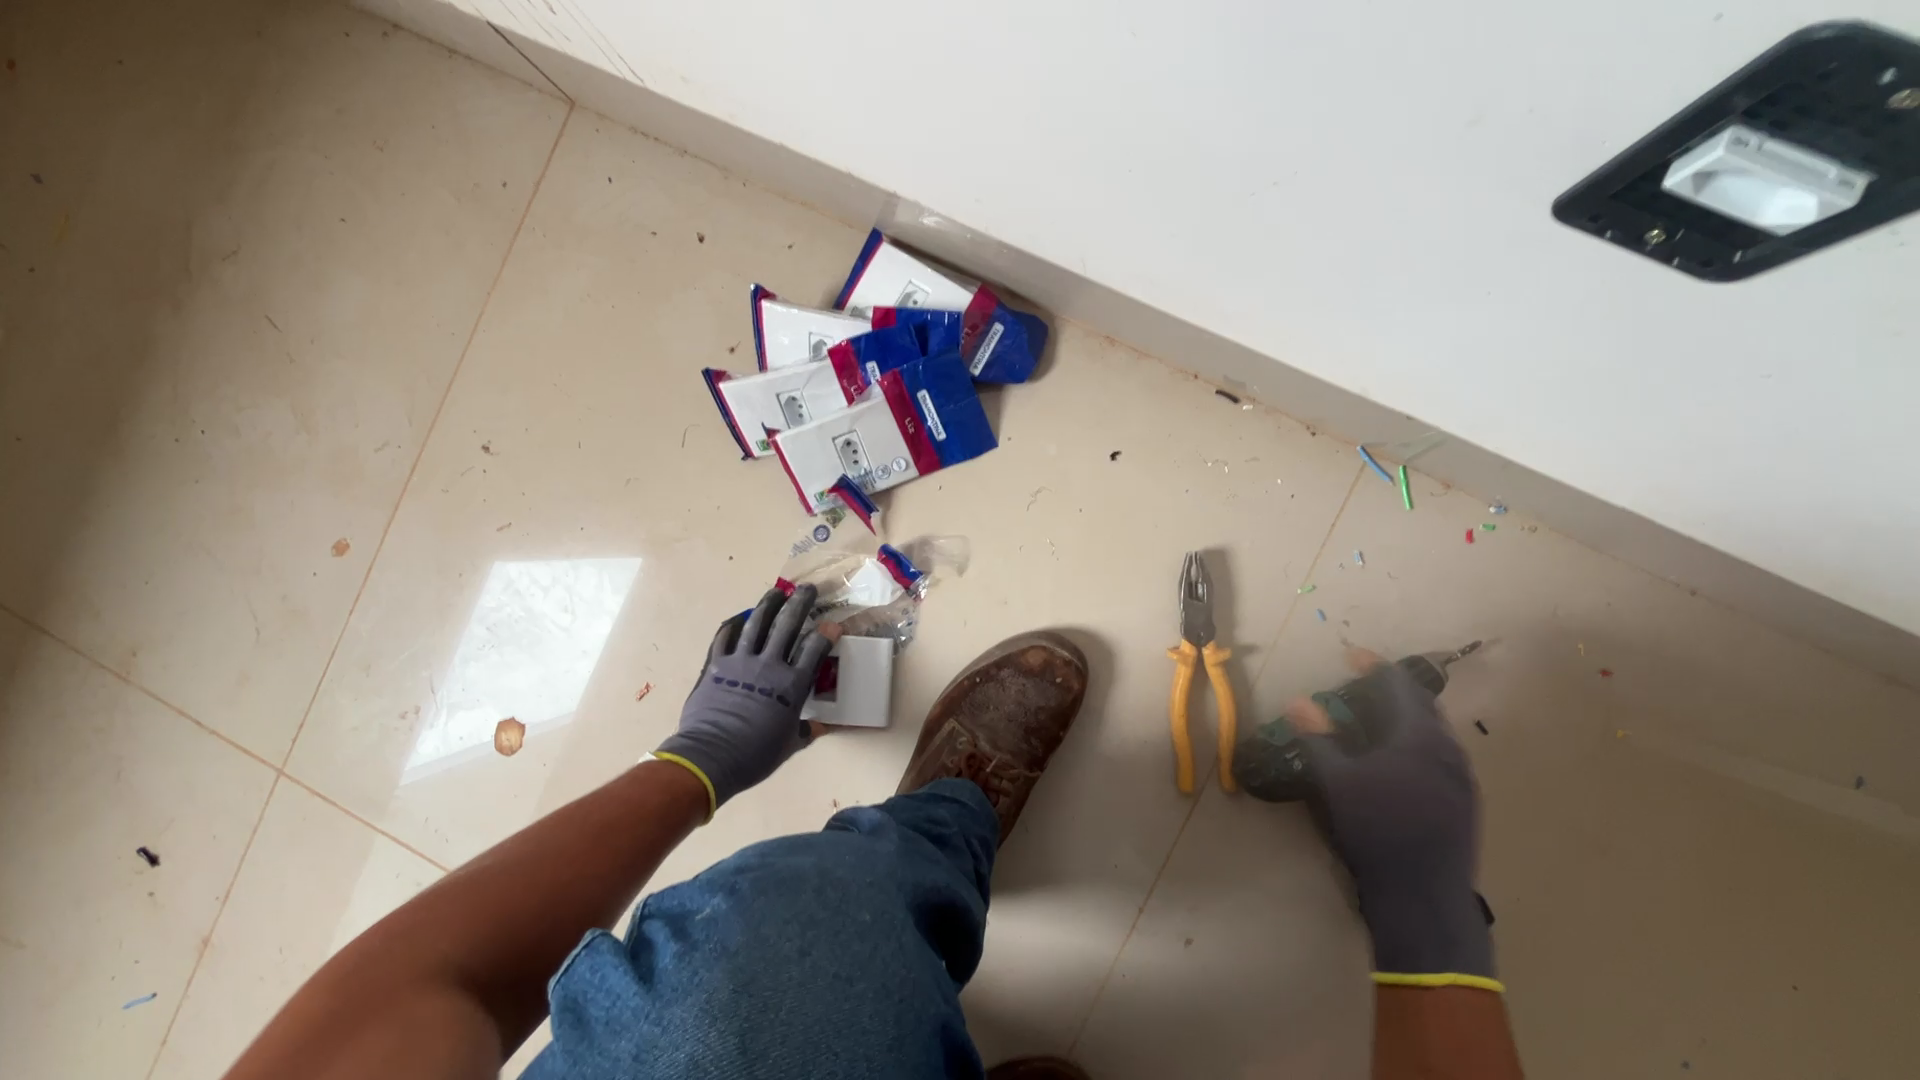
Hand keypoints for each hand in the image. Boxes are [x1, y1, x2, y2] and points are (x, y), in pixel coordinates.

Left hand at [654, 585, 837, 817]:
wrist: (710, 758)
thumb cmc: (754, 756)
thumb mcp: (788, 747)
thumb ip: (805, 731)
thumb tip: (818, 728)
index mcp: (792, 685)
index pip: (815, 649)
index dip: (826, 634)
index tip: (833, 625)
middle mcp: (770, 665)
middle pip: (788, 625)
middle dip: (800, 603)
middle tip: (808, 589)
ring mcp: (740, 661)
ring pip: (757, 623)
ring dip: (768, 604)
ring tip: (777, 592)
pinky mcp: (715, 664)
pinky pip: (724, 637)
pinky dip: (732, 625)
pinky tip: (738, 618)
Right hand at [1289, 647, 1495, 987]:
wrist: (1423, 895)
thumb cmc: (1375, 829)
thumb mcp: (1337, 781)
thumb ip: (1319, 738)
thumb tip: (1298, 701)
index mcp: (1420, 737)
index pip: (1400, 686)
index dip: (1374, 666)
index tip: (1352, 656)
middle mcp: (1449, 750)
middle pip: (1424, 707)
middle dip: (1393, 692)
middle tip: (1362, 688)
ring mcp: (1463, 779)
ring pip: (1435, 734)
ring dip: (1406, 720)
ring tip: (1377, 723)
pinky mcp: (1466, 803)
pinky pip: (1441, 757)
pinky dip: (1417, 746)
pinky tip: (1397, 764)